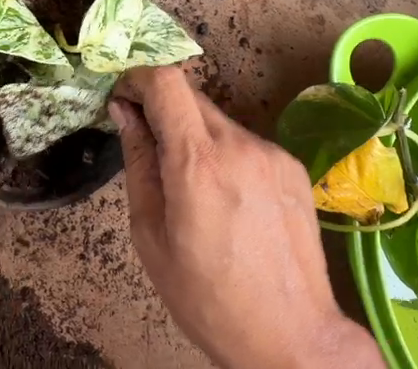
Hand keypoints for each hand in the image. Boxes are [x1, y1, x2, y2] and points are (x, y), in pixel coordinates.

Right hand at [111, 66, 383, 368]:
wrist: (293, 339)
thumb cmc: (208, 298)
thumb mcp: (151, 235)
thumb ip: (138, 163)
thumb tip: (125, 113)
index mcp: (198, 164)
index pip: (166, 82)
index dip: (137, 79)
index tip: (124, 99)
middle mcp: (239, 146)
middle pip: (190, 96)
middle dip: (163, 110)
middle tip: (149, 146)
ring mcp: (271, 154)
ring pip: (218, 121)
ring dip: (196, 137)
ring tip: (194, 190)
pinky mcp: (293, 167)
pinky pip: (246, 143)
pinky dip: (227, 156)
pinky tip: (230, 202)